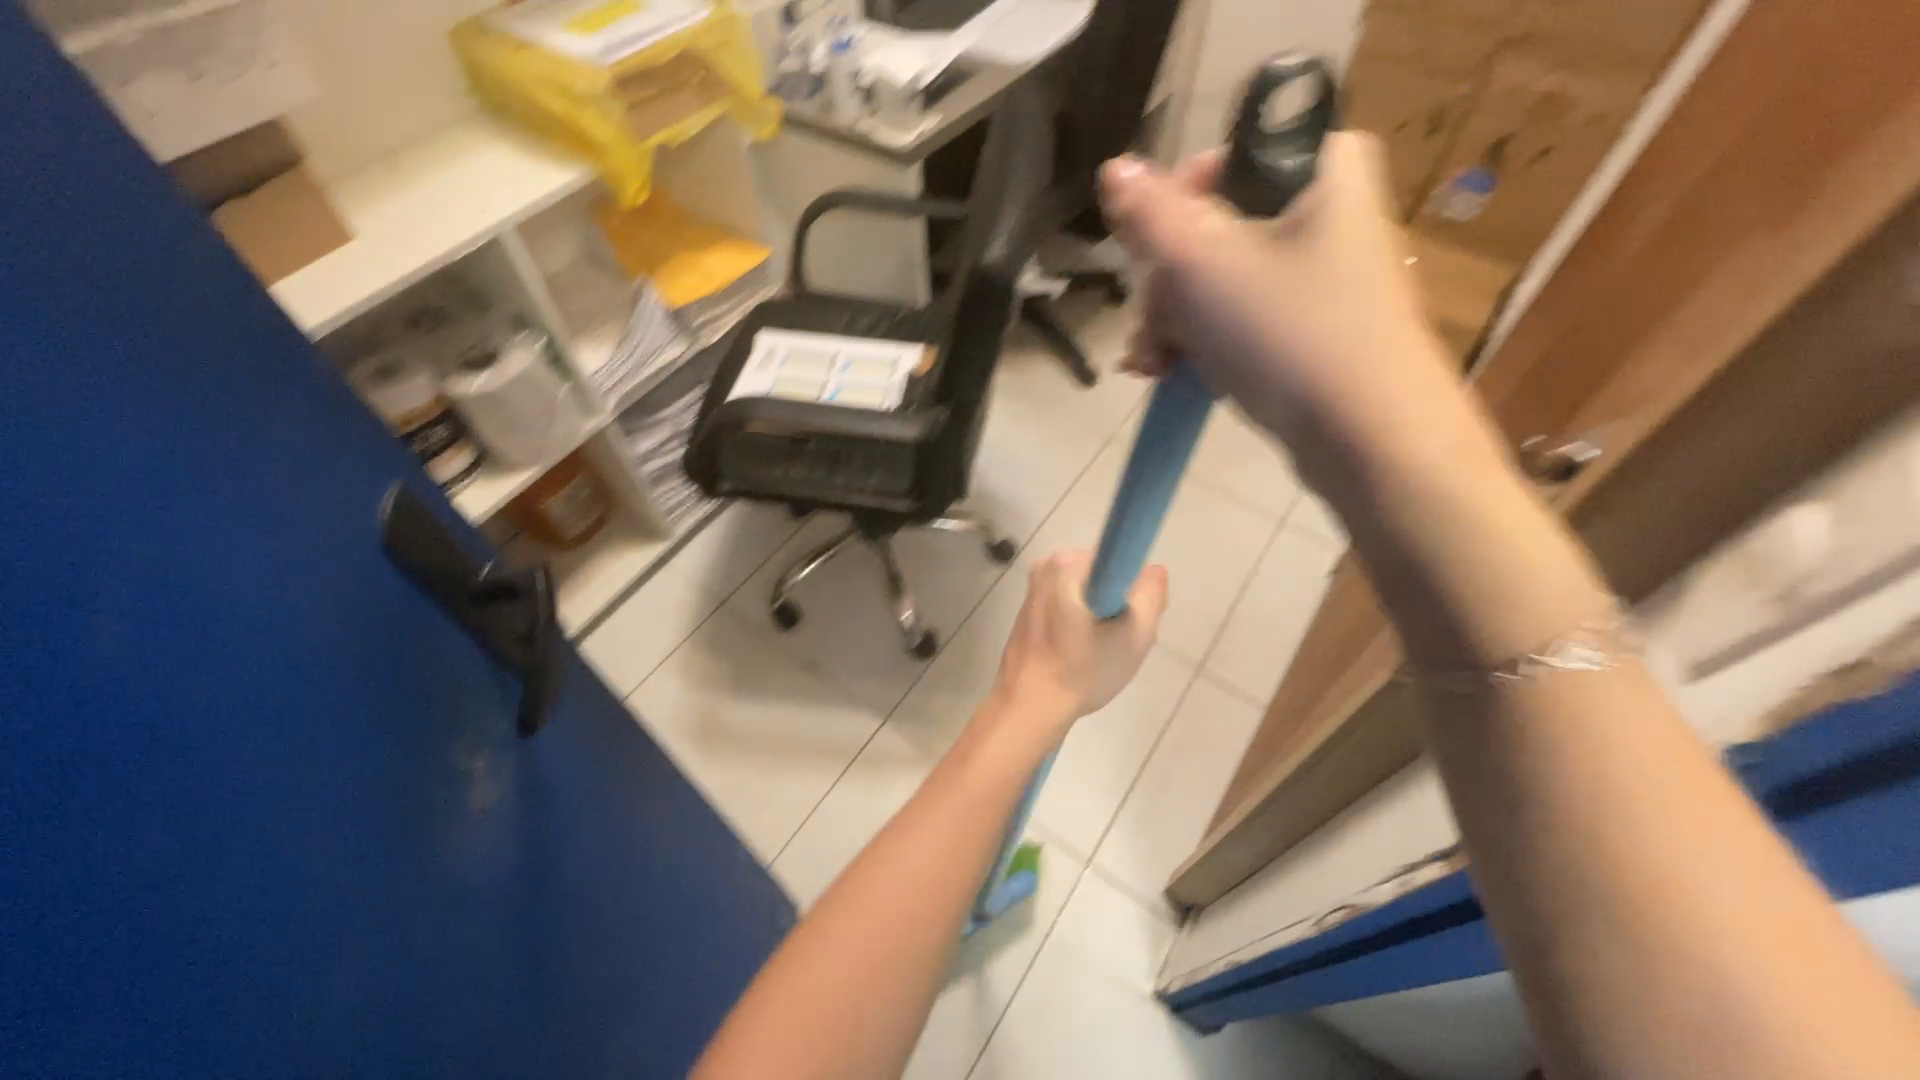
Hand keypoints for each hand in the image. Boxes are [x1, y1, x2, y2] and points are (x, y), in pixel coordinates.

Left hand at [988, 549, 1167, 734]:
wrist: (1028, 706)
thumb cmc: (1082, 671)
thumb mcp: (1134, 636)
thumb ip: (1152, 595)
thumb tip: (1152, 571)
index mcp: (1068, 562)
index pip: (1119, 558)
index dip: (1132, 589)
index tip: (1128, 618)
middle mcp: (1047, 564)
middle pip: (1103, 574)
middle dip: (1115, 602)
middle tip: (1114, 640)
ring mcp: (1034, 586)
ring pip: (1086, 591)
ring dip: (1096, 616)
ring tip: (1094, 650)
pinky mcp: (1028, 607)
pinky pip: (1067, 604)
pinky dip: (1077, 623)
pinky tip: (1076, 652)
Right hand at [1097, 135, 1474, 490]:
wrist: (1370, 439)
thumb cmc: (1287, 334)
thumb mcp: (1201, 264)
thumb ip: (1149, 212)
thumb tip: (1114, 167)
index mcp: (1321, 167)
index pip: (1222, 158)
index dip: (1172, 205)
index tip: (1148, 255)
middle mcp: (1329, 210)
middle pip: (1214, 228)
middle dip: (1167, 284)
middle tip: (1152, 329)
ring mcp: (1325, 274)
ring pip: (1222, 279)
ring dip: (1174, 321)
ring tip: (1152, 365)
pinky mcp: (1317, 327)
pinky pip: (1245, 318)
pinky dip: (1205, 341)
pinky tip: (1171, 375)